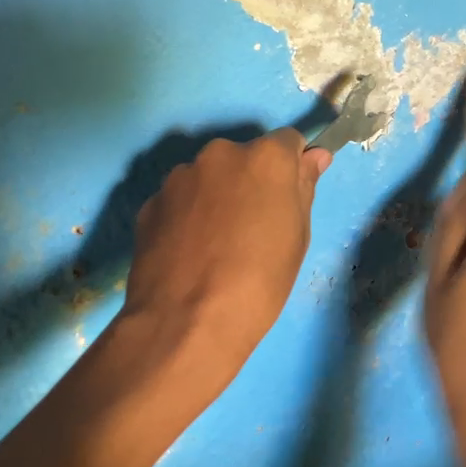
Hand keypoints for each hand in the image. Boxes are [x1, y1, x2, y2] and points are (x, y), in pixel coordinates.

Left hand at [122, 129, 330, 387]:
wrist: (184, 325)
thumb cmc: (259, 281)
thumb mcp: (298, 236)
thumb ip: (304, 187)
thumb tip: (315, 157)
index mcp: (266, 157)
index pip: (287, 141)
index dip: (291, 168)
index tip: (287, 199)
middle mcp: (221, 153)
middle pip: (245, 157)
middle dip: (250, 180)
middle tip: (252, 226)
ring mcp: (180, 176)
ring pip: (209, 177)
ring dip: (216, 196)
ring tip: (215, 245)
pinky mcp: (150, 203)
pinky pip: (179, 200)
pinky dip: (187, 216)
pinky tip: (189, 254)